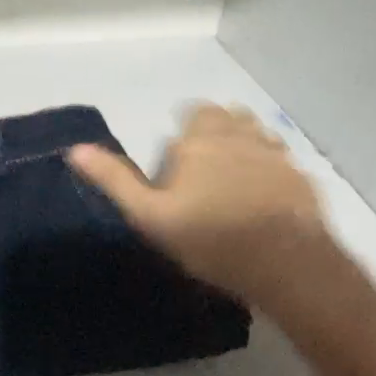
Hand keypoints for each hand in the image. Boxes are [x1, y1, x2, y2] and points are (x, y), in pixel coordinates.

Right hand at [67, 104, 330, 303]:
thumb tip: (74, 150)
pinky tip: (262, 192)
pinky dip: (268, 166)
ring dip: (242, 141)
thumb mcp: (149, 215)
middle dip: (212, 130)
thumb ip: (114, 180)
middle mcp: (238, 135)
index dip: (181, 133)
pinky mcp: (301, 175)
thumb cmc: (209, 238)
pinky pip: (280, 157)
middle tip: (201, 166)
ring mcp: (274, 153)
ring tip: (230, 174)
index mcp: (199, 140)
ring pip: (255, 130)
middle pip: (226, 115)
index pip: (190, 113)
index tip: (174, 163)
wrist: (285, 262)